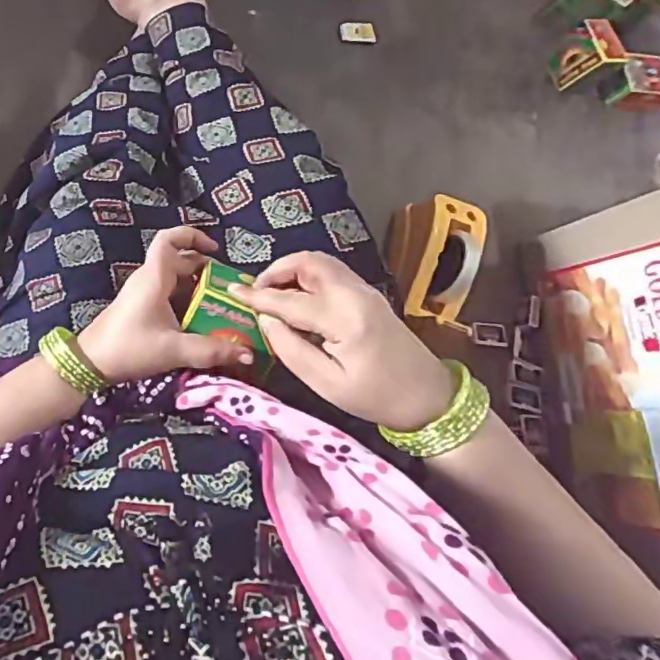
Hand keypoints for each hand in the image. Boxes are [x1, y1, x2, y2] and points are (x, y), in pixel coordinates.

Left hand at [76, 226, 254, 382]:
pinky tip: (199, 319)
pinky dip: (185, 300)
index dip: (193, 236)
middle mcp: (148, 279)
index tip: (215, 251)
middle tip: (227, 287)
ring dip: (196, 286)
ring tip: (219, 304)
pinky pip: (167, 294)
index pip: (170, 239)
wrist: (90, 363)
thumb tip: (247, 354)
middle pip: (178, 260)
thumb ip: (211, 351)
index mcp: (154, 277)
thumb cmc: (129, 348)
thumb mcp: (173, 349)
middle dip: (204, 269)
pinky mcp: (140, 308)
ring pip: (174, 278)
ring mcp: (142, 293)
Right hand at [231, 252, 450, 430]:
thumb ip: (291, 350)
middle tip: (255, 291)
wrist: (429, 397)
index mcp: (344, 318)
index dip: (257, 295)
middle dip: (276, 270)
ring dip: (292, 270)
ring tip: (272, 293)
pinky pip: (332, 273)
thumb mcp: (327, 384)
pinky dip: (308, 275)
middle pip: (308, 262)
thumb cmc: (377, 397)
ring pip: (321, 263)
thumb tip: (267, 321)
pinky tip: (296, 297)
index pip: (289, 300)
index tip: (231, 290)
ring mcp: (364, 290)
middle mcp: (354, 294)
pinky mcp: (368, 295)